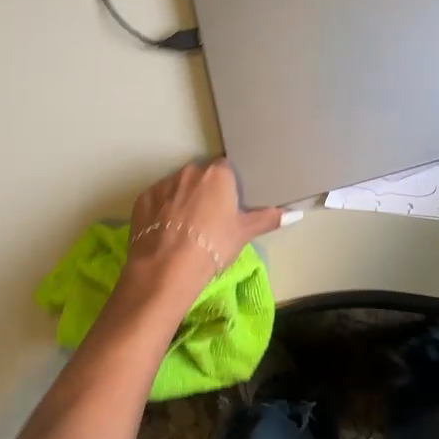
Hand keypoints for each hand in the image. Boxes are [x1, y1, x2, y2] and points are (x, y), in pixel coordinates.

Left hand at [125, 159, 285, 297]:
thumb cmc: (213, 245)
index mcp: (218, 174)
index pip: (226, 170)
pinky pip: (157, 200)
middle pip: (201, 176)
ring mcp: (164, 184)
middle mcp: (190, 171)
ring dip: (182, 200)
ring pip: (177, 187)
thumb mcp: (244, 233)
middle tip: (209, 219)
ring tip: (185, 228)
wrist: (167, 268)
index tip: (228, 206)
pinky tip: (166, 231)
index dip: (228, 188)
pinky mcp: (142, 199)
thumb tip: (295, 214)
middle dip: (204, 192)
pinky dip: (162, 211)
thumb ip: (268, 219)